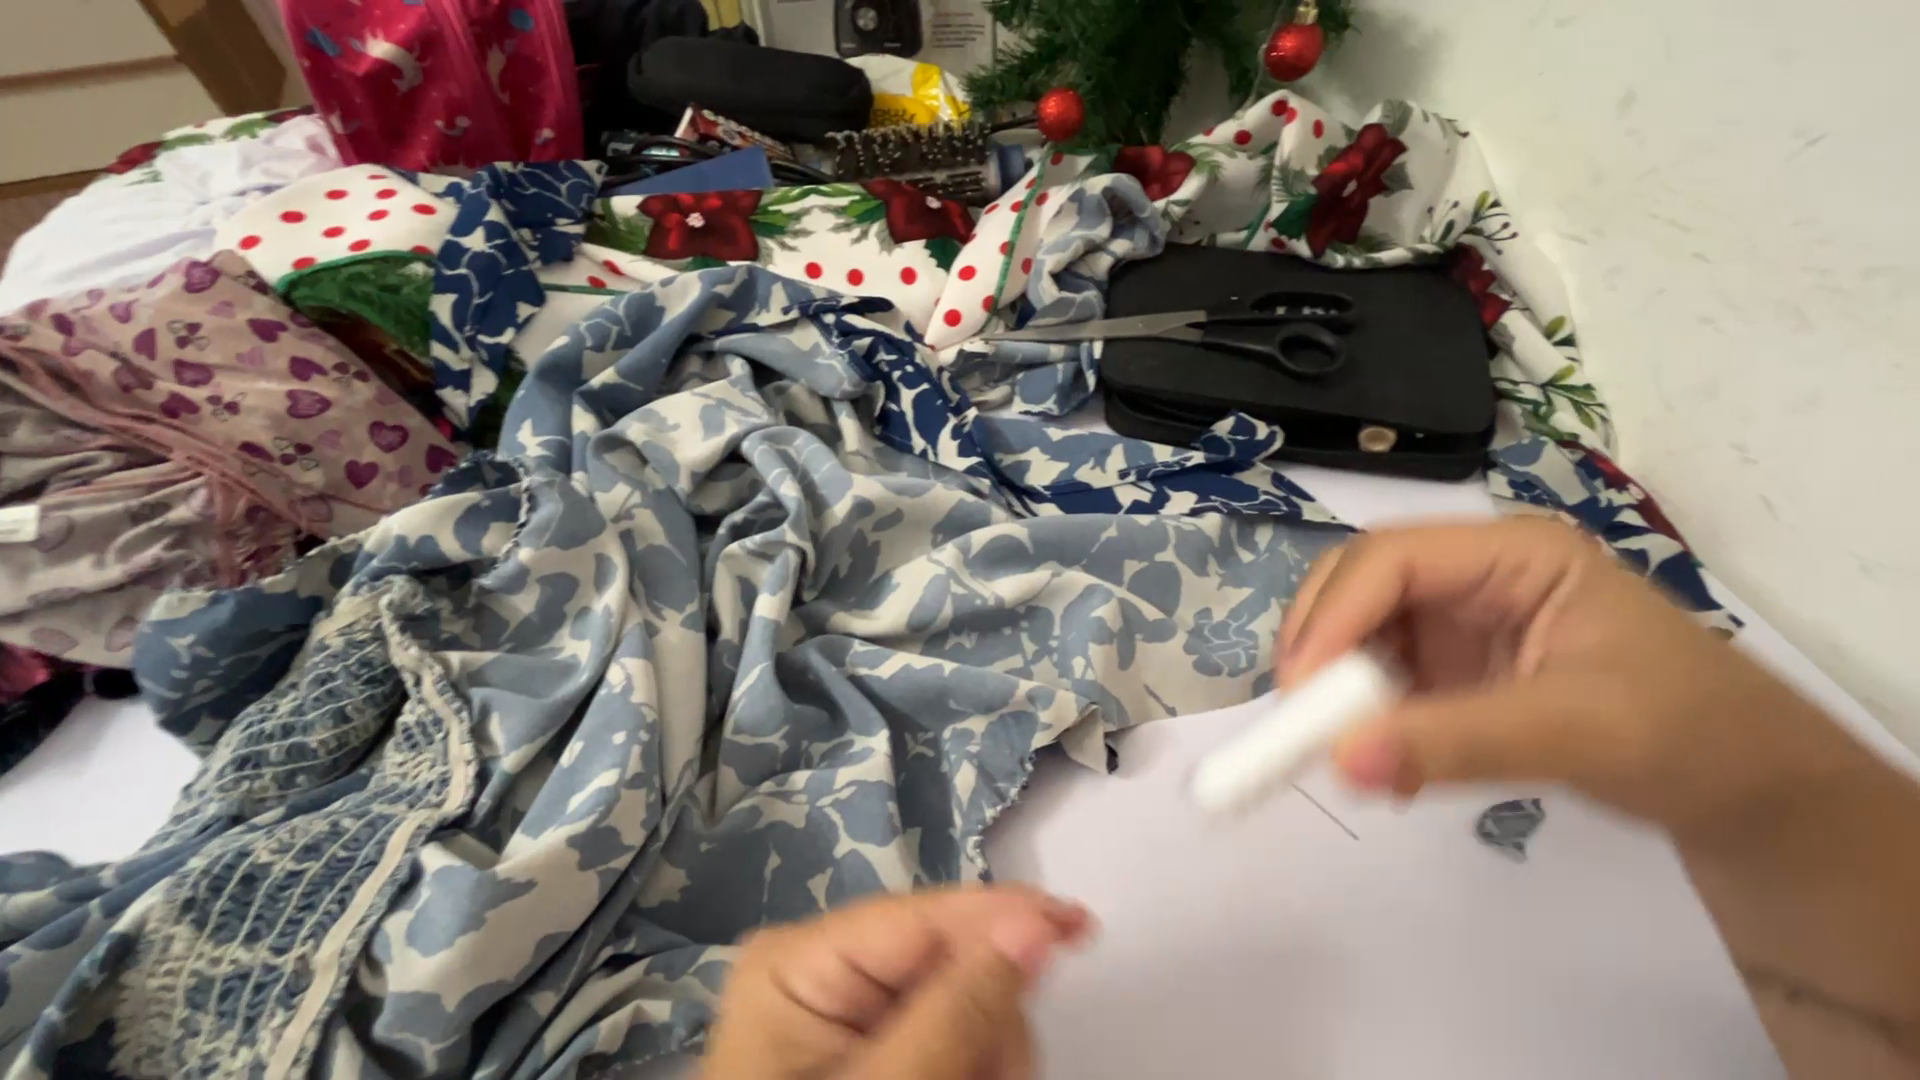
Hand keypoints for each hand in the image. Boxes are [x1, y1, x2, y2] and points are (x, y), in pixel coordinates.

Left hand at [701, 887, 1093, 1079]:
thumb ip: (957, 1011)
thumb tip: (1032, 923)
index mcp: (800, 961)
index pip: (923, 914)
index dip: (1005, 913)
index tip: (1080, 927)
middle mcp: (824, 966)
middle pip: (949, 954)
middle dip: (991, 1015)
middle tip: (999, 1078)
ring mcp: (849, 1006)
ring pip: (963, 994)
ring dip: (989, 1050)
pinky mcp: (876, 1042)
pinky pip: (952, 1029)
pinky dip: (975, 1062)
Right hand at [1276, 518, 1871, 842]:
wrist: (1753, 794)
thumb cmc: (1693, 738)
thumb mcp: (1580, 733)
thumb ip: (1457, 743)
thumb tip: (1340, 761)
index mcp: (1514, 552)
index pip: (1392, 558)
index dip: (1334, 614)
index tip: (1302, 690)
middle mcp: (1473, 572)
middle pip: (1358, 581)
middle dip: (1318, 640)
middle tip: (1299, 712)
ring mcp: (1457, 616)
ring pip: (1356, 626)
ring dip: (1332, 680)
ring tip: (1335, 740)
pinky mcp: (1448, 663)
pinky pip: (1375, 672)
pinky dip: (1357, 711)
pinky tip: (1372, 753)